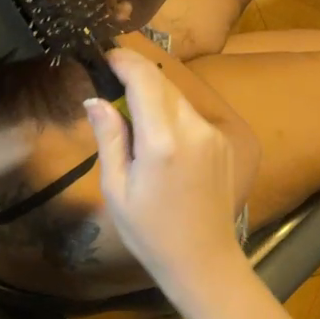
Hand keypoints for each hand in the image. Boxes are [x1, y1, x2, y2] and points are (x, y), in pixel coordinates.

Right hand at [86, 49, 249, 299]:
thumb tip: (95, 100)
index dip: (124, 61)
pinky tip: (158, 136)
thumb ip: (109, 138)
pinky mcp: (224, 145)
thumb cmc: (150, 232)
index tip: (105, 57)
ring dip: (155, 95)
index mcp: (162, 141)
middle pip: (163, 84)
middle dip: (137, 75)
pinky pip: (193, 117)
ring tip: (131, 110)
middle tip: (111, 79)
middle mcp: (194, 129)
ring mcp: (214, 136)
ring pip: (179, 99)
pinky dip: (172, 114)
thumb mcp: (117, 189)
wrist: (203, 261)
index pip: (144, 80)